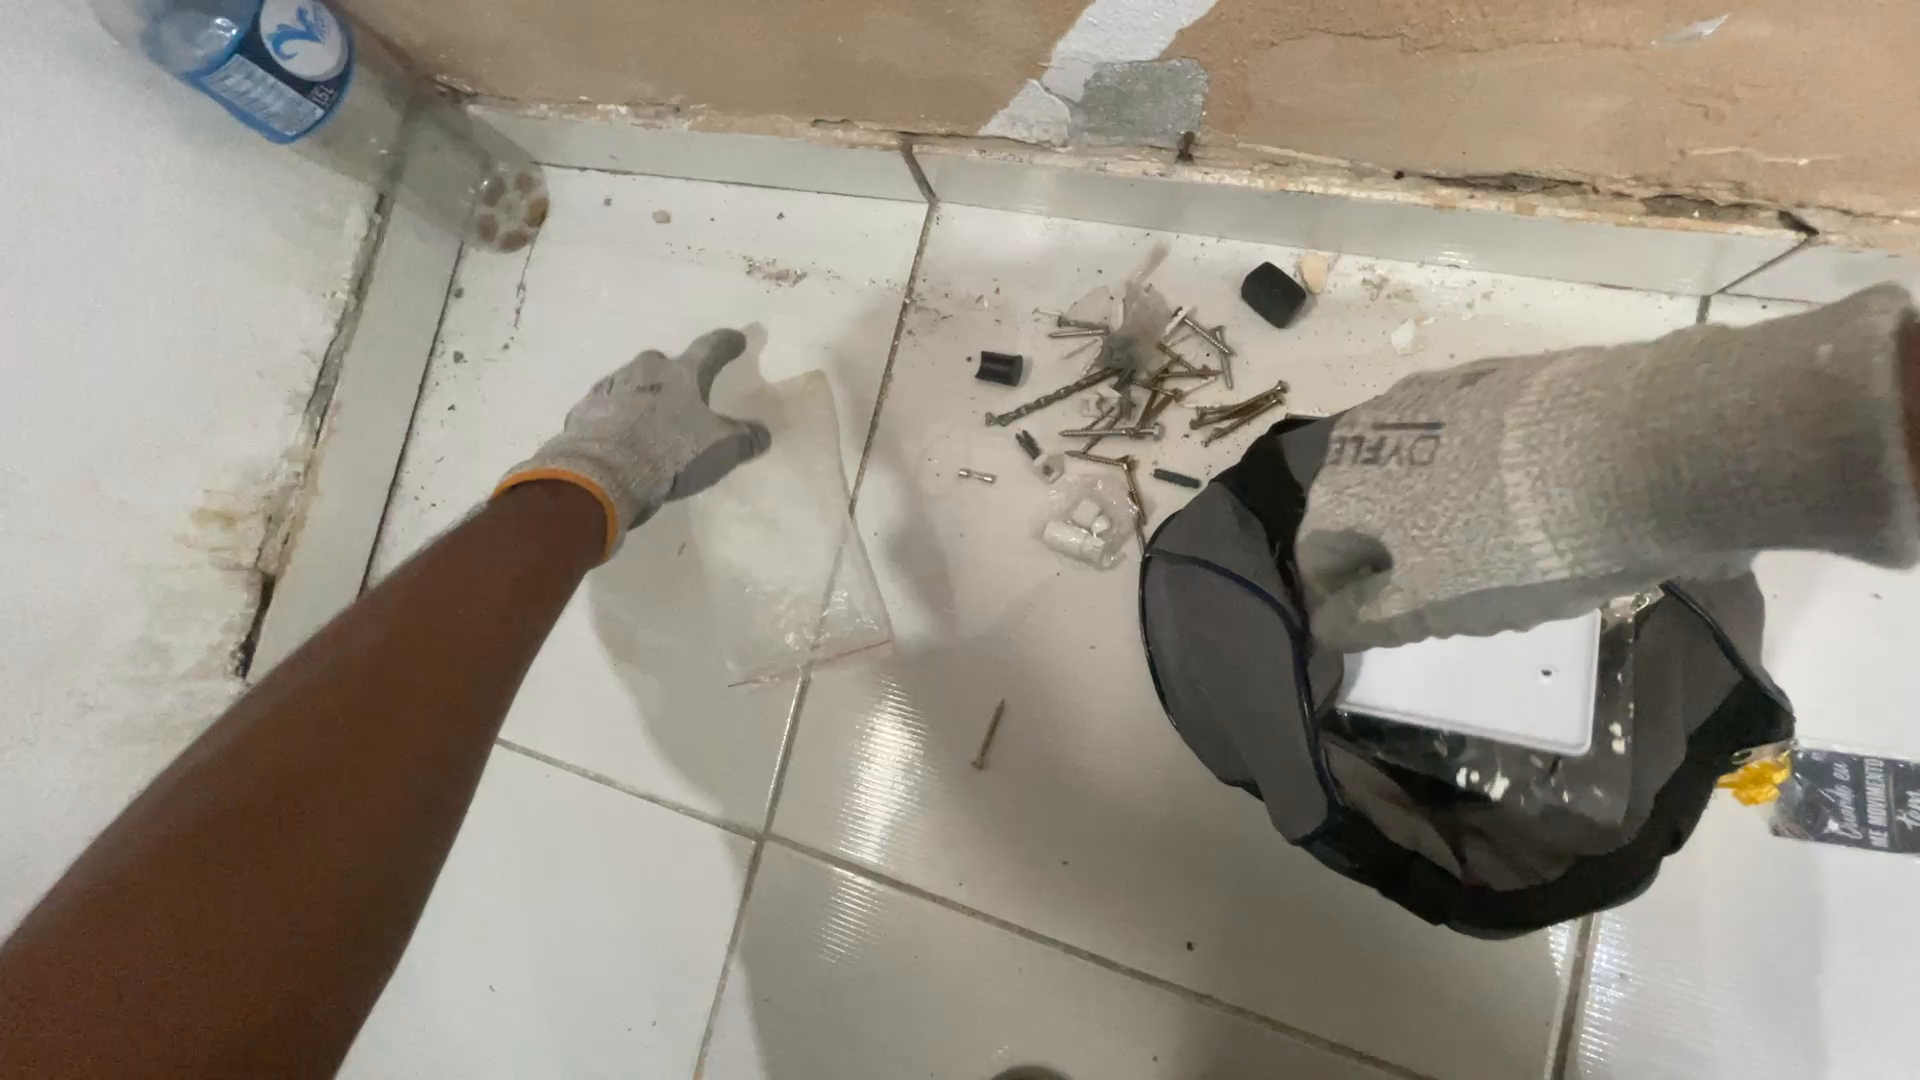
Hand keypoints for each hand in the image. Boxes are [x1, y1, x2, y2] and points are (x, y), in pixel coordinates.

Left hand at [495, 329, 771, 558]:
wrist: (606, 472)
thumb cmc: (673, 451)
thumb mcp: (723, 448)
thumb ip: (746, 438)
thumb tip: (762, 434)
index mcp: (683, 374)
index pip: (710, 349)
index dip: (727, 343)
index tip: (737, 338)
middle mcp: (646, 372)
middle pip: (663, 362)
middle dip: (674, 372)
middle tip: (683, 389)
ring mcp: (612, 388)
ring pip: (632, 382)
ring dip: (644, 394)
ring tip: (651, 417)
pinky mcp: (586, 411)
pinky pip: (608, 407)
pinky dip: (619, 416)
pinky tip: (623, 435)